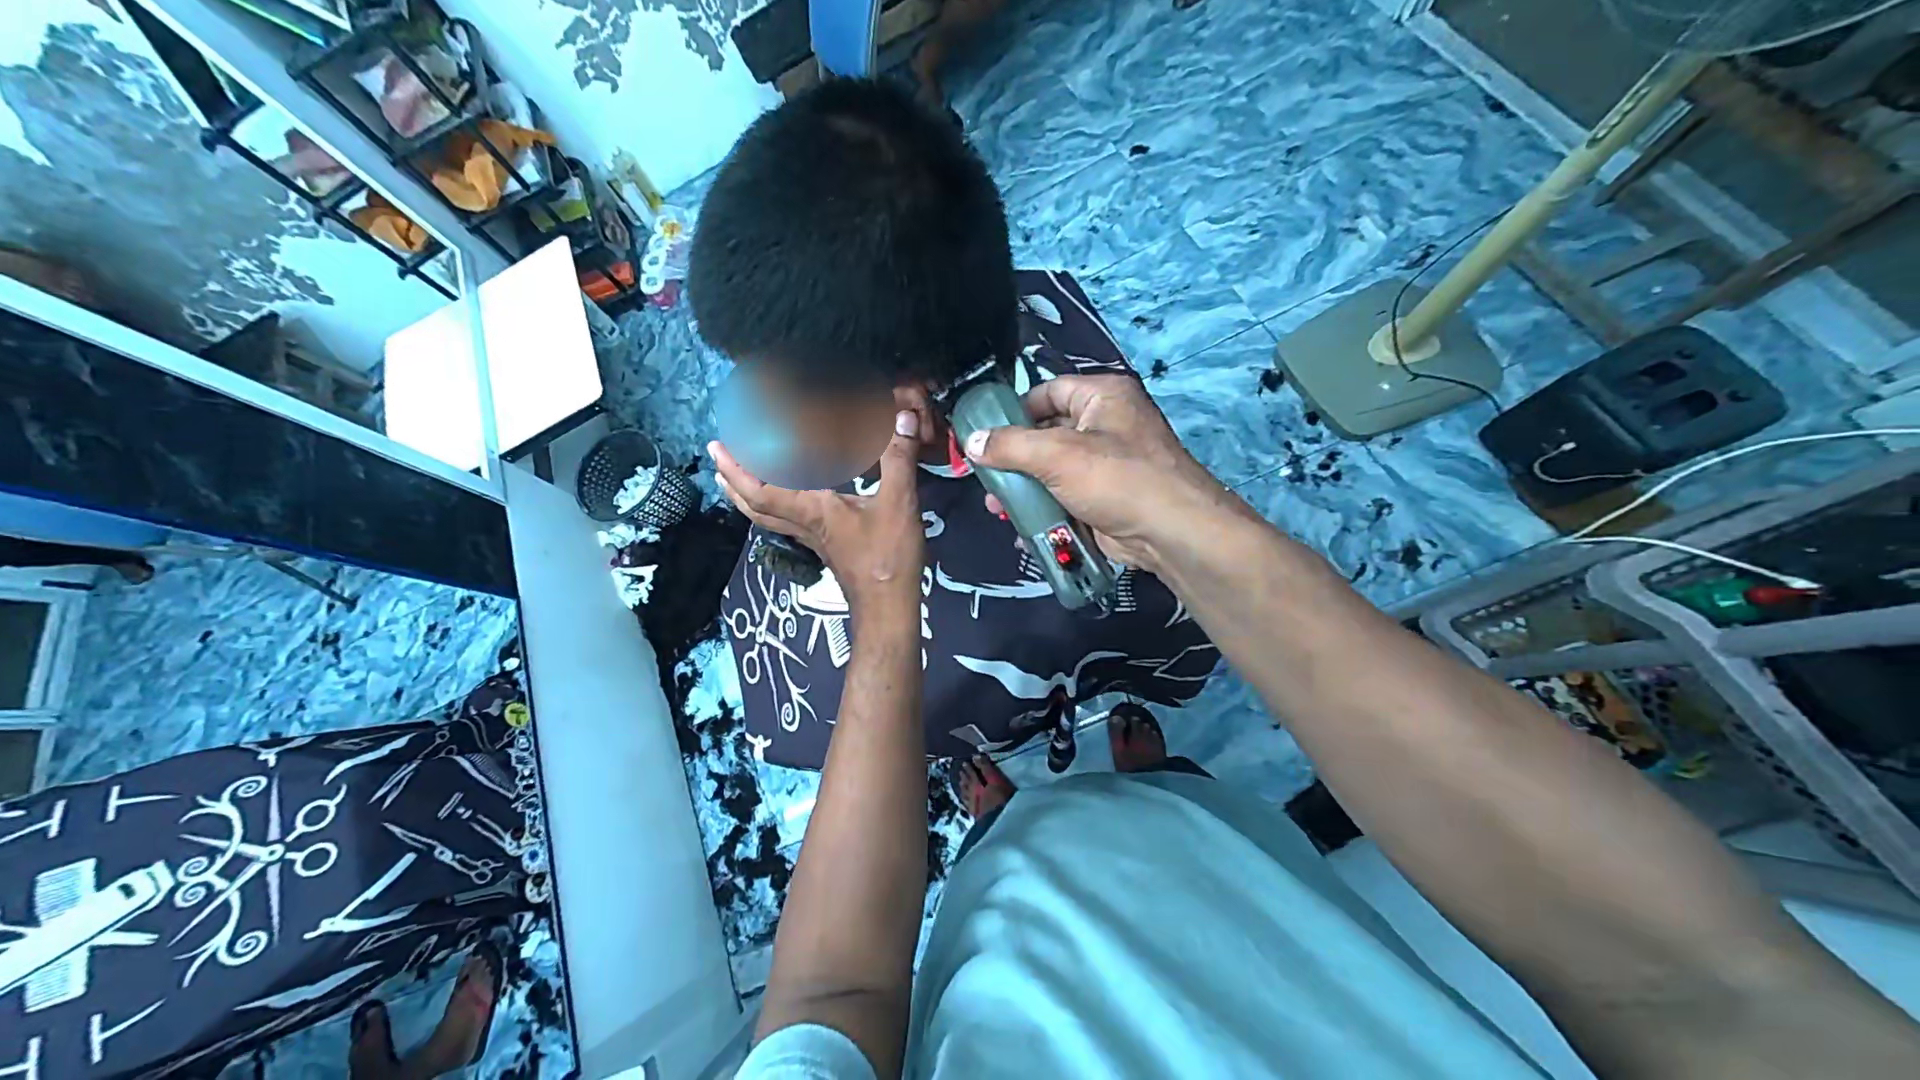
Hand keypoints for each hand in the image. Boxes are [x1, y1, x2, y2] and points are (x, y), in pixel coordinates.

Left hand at [711, 411, 925, 616]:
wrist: (888, 607)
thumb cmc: (888, 557)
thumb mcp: (898, 502)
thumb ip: (898, 458)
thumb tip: (903, 415)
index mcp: (811, 510)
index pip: (761, 490)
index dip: (736, 469)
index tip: (717, 447)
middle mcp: (804, 524)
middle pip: (754, 506)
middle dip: (732, 480)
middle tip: (719, 457)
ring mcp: (812, 539)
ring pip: (767, 517)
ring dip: (746, 495)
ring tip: (734, 478)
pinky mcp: (825, 547)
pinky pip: (786, 522)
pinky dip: (773, 506)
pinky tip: (786, 497)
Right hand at [963, 375, 1256, 573]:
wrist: (1170, 533)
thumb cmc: (1116, 478)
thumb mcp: (1057, 454)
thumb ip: (1009, 446)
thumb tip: (972, 442)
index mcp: (1102, 397)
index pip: (1047, 391)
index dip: (1014, 410)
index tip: (984, 433)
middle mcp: (1106, 425)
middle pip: (1046, 434)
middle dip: (1014, 459)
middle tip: (986, 479)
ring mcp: (1107, 464)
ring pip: (1053, 471)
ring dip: (1024, 490)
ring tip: (998, 508)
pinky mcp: (1105, 498)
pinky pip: (1065, 497)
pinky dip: (1044, 509)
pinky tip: (1021, 525)